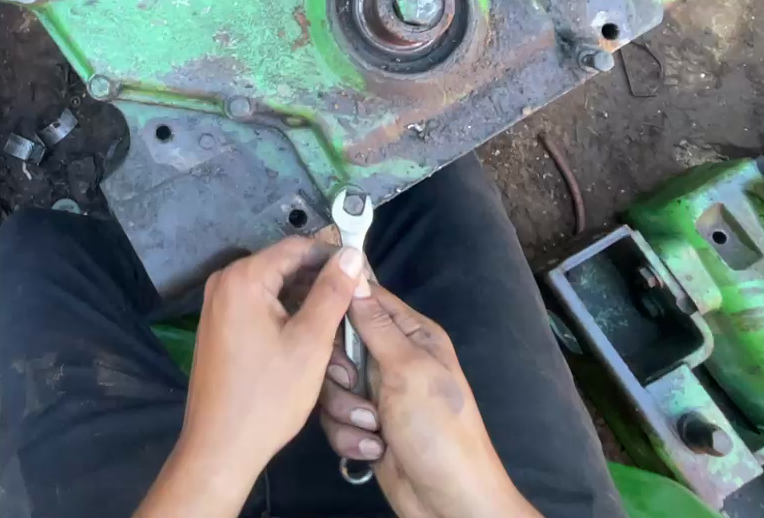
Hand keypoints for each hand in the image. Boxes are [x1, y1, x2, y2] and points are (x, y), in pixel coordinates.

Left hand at [135, 237, 368, 516]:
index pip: (295, 247)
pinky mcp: (219, 323)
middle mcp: (225, 280)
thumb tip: (349, 254)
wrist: (220, 446)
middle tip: (353, 300)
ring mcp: (218, 302)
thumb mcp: (309, 342)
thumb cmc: (267, 395)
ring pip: (272, 287)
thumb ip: (331, 292)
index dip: (331, 256)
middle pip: (282, 266)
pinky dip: (284, 312)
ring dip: (304, 299)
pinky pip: (257, 304)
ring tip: (337, 320)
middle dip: (318, 280)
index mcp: (244, 277)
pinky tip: (308, 333)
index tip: (361, 272)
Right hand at [318, 285, 539, 517]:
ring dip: (346, 408)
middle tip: (354, 383)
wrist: (451, 508)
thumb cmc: (439, 430)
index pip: (364, 296)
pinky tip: (374, 450)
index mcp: (412, 334)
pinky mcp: (364, 424)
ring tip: (372, 427)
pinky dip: (350, 435)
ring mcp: (377, 392)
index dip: (336, 299)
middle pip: (338, 340)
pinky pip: (334, 415)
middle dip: (339, 369)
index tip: (311, 307)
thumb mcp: (408, 370)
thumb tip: (352, 269)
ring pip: (331, 381)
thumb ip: (375, 322)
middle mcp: (392, 357)